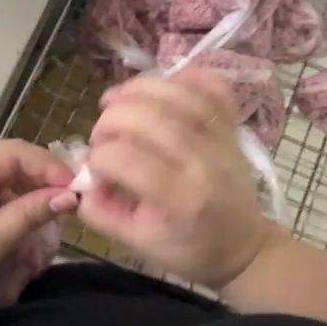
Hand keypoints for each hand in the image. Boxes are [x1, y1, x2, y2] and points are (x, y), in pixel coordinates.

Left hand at [0, 140, 77, 325]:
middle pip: (5, 168)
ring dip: (22, 210)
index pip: (12, 152)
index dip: (47, 166)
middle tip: (64, 214)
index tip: (76, 190)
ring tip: (40, 240)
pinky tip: (16, 244)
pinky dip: (2, 221)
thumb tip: (69, 195)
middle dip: (36, 190)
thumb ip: (30, 213)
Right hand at [78, 71, 282, 287]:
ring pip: (179, 93)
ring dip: (138, 89)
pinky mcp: (232, 126)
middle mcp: (203, 161)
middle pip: (150, 118)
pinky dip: (186, 76)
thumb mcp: (138, 244)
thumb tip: (84, 178)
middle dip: (111, 120)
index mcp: (181, 198)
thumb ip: (103, 212)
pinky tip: (162, 86)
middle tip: (100, 136)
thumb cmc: (190, 249)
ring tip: (115, 101)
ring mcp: (221, 138)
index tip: (95, 168)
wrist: (243, 246)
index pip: (127, 159)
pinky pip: (213, 86)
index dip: (99, 157)